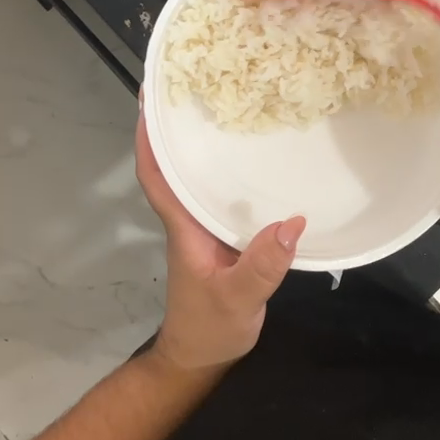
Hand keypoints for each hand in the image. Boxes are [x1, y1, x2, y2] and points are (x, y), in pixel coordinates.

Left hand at [134, 112, 303, 373]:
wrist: (200, 356)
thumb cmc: (209, 328)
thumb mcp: (237, 301)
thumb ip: (262, 267)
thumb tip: (293, 222)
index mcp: (184, 226)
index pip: (155, 175)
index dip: (147, 137)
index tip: (147, 98)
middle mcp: (190, 217)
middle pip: (174, 163)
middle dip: (176, 125)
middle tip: (197, 82)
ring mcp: (206, 225)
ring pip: (197, 174)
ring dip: (203, 142)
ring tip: (227, 104)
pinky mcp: (224, 234)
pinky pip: (222, 191)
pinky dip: (230, 169)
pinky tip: (256, 155)